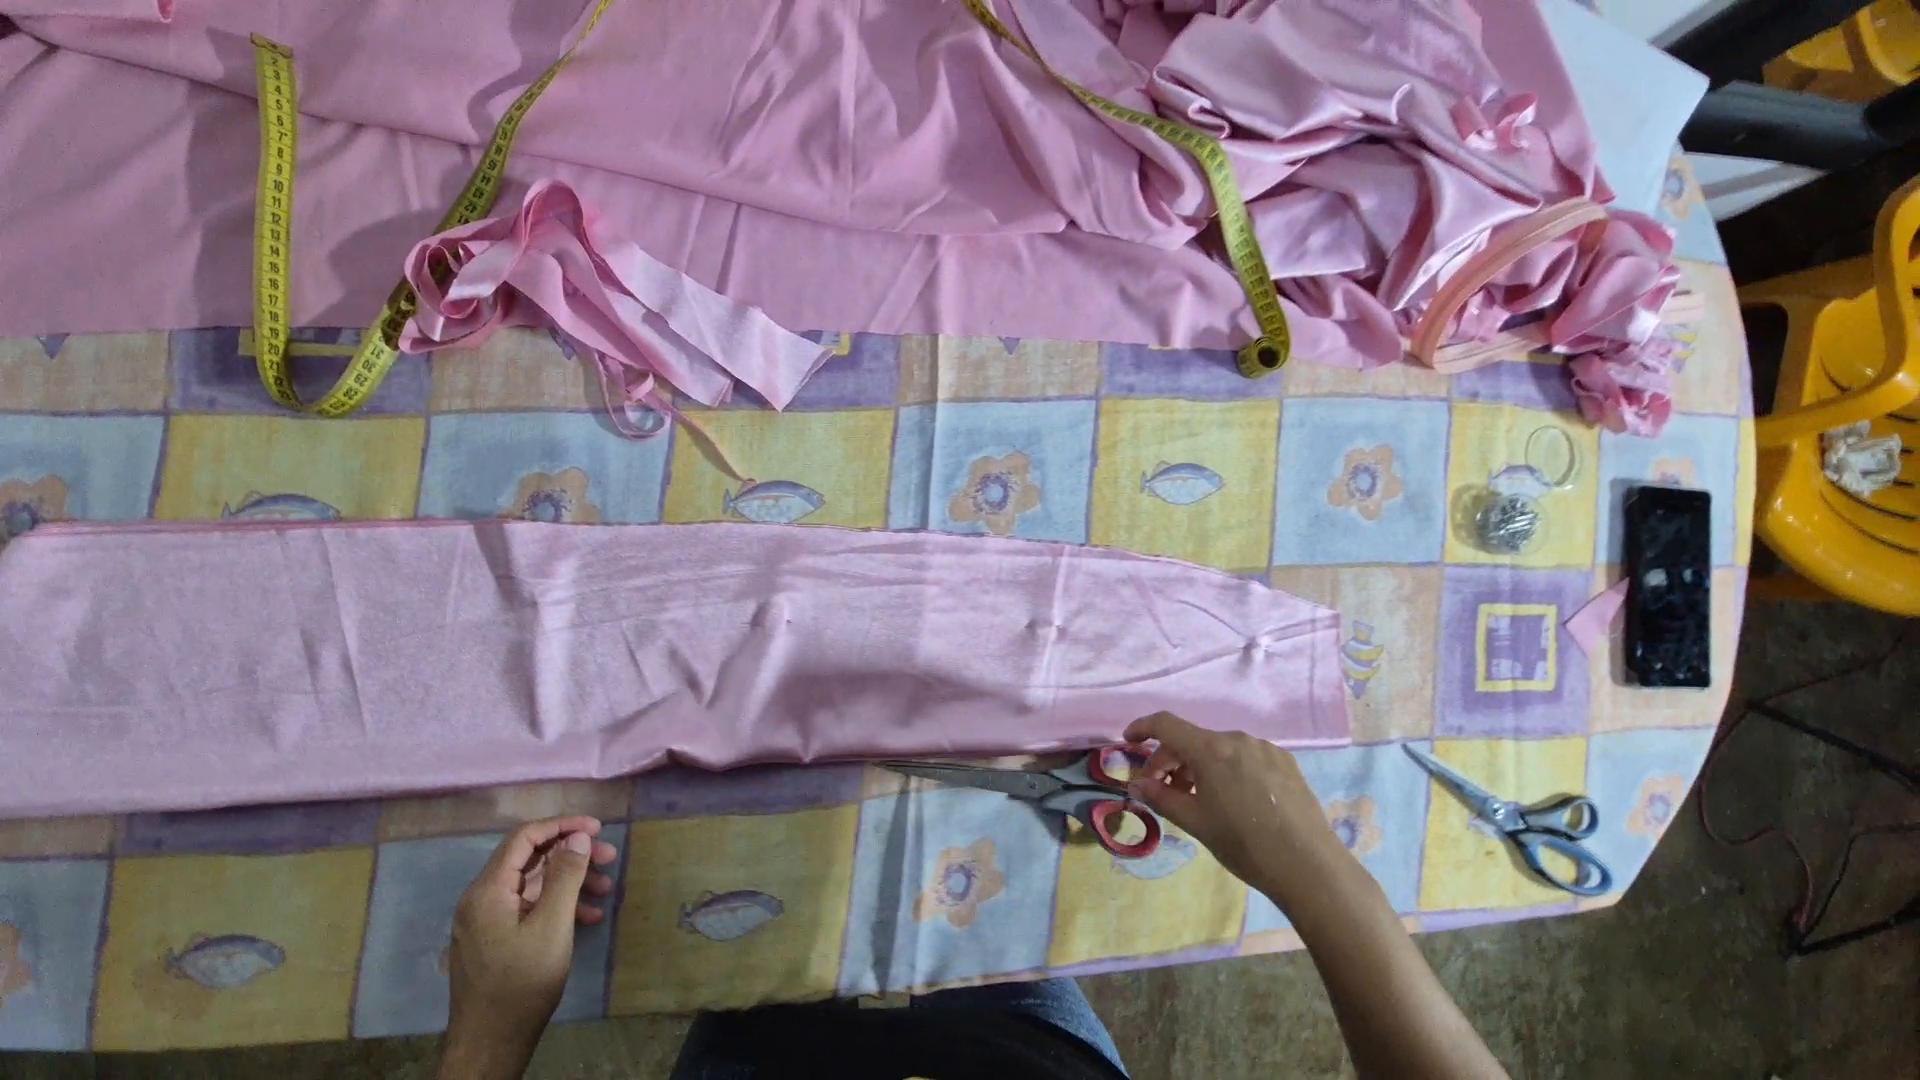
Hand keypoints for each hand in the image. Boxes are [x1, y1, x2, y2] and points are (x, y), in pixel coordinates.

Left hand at [440, 816, 619, 1079]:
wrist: (490, 1044)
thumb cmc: (522, 982)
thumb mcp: (552, 925)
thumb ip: (565, 876)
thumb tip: (578, 836)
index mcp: (488, 890)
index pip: (524, 838)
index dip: (562, 826)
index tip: (598, 828)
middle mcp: (482, 898)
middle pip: (530, 858)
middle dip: (572, 853)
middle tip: (610, 857)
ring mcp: (487, 920)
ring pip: (534, 883)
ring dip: (571, 880)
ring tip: (606, 889)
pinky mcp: (496, 938)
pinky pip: (530, 907)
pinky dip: (559, 904)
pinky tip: (589, 916)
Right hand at [1124, 711, 1350, 912]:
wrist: (1309, 866)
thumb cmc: (1244, 844)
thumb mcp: (1195, 823)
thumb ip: (1161, 798)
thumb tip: (1137, 785)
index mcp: (1211, 749)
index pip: (1166, 724)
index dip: (1142, 727)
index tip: (1129, 741)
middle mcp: (1237, 739)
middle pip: (1192, 740)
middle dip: (1170, 761)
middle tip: (1162, 790)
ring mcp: (1265, 749)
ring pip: (1219, 750)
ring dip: (1199, 767)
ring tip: (1198, 799)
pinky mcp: (1285, 763)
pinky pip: (1244, 758)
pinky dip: (1227, 770)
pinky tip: (1233, 800)